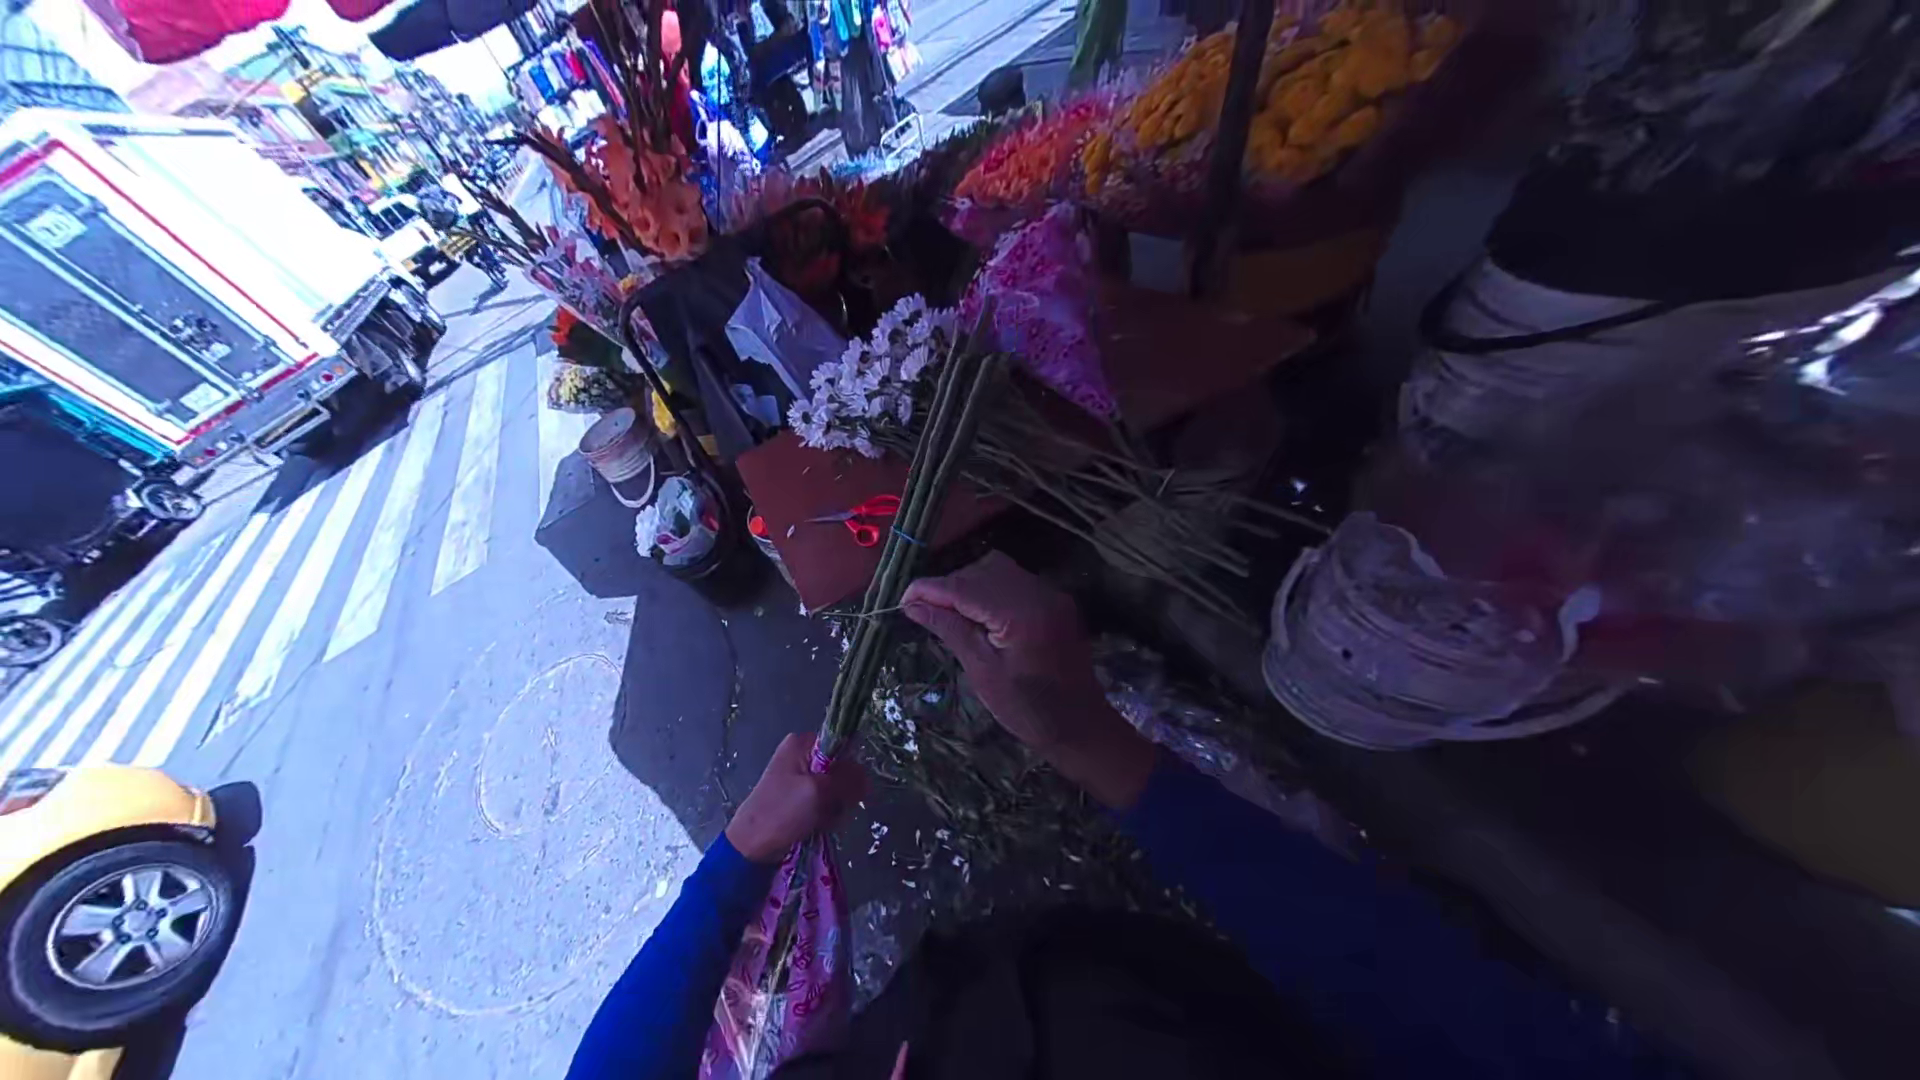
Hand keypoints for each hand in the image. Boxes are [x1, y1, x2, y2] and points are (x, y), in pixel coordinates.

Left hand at [725, 733, 867, 862]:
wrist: (750, 847)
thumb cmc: (782, 812)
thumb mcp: (818, 791)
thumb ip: (847, 780)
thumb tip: (866, 777)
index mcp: (801, 743)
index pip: (841, 746)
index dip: (849, 768)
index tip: (847, 789)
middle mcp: (800, 754)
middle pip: (839, 768)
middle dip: (840, 792)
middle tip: (830, 808)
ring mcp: (798, 776)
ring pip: (834, 787)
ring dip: (833, 806)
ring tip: (821, 820)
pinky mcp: (798, 796)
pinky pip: (824, 801)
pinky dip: (825, 814)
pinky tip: (817, 825)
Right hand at [903, 552, 1157, 808]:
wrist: (1081, 726)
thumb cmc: (1028, 710)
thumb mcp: (982, 672)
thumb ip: (950, 629)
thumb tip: (913, 604)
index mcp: (1020, 613)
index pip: (963, 586)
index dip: (929, 589)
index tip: (902, 600)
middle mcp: (1038, 592)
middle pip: (980, 570)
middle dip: (948, 586)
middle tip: (925, 612)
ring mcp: (1050, 594)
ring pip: (997, 570)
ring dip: (968, 585)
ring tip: (950, 614)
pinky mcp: (1055, 601)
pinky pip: (1014, 581)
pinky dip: (990, 590)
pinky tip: (978, 614)